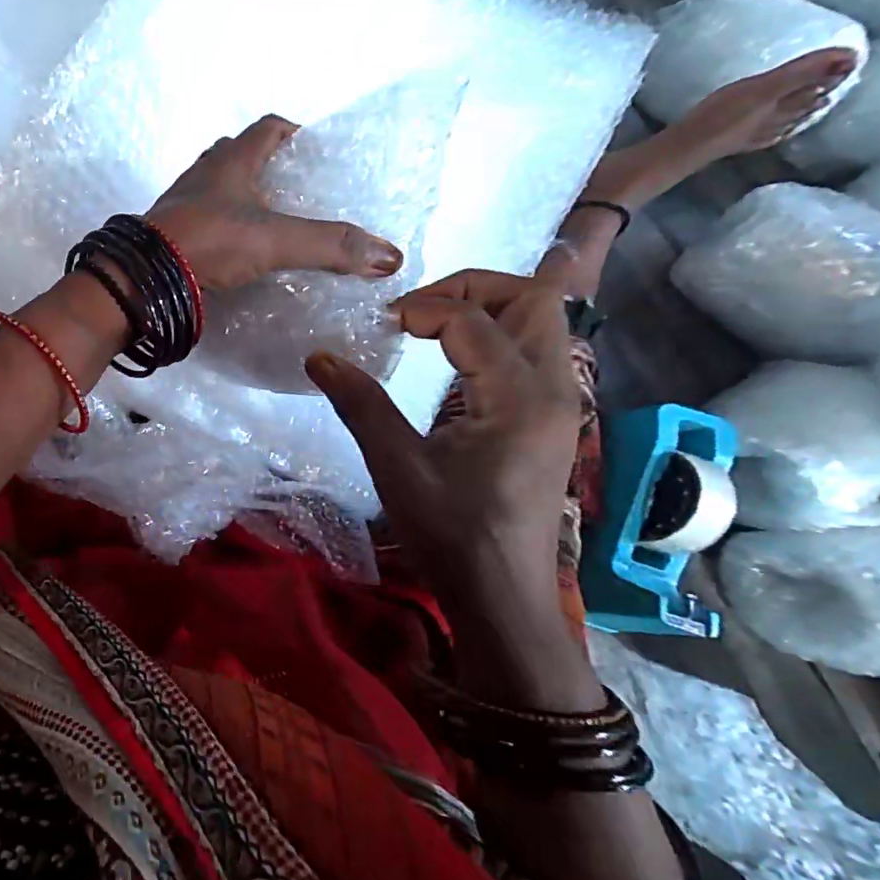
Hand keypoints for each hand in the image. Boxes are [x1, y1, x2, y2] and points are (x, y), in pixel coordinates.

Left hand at [146, 114, 404, 291]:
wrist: (143, 279)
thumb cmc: (208, 242)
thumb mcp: (275, 240)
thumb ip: (330, 246)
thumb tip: (389, 257)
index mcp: (230, 162)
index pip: (266, 128)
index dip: (290, 131)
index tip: (310, 146)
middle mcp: (201, 176)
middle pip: (235, 156)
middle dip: (262, 165)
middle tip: (289, 188)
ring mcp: (178, 206)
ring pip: (212, 190)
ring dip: (236, 198)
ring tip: (263, 222)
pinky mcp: (166, 236)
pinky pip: (197, 222)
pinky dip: (216, 228)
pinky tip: (229, 252)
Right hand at [305, 270, 580, 592]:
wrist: (500, 590)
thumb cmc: (449, 533)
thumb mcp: (396, 467)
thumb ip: (361, 404)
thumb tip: (319, 357)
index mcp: (518, 397)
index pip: (473, 320)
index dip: (422, 308)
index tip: (378, 323)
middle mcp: (554, 388)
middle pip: (533, 299)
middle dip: (472, 288)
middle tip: (416, 310)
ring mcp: (560, 404)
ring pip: (543, 322)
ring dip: (490, 309)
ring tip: (433, 327)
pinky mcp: (553, 420)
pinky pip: (536, 353)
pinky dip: (499, 337)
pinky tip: (458, 362)